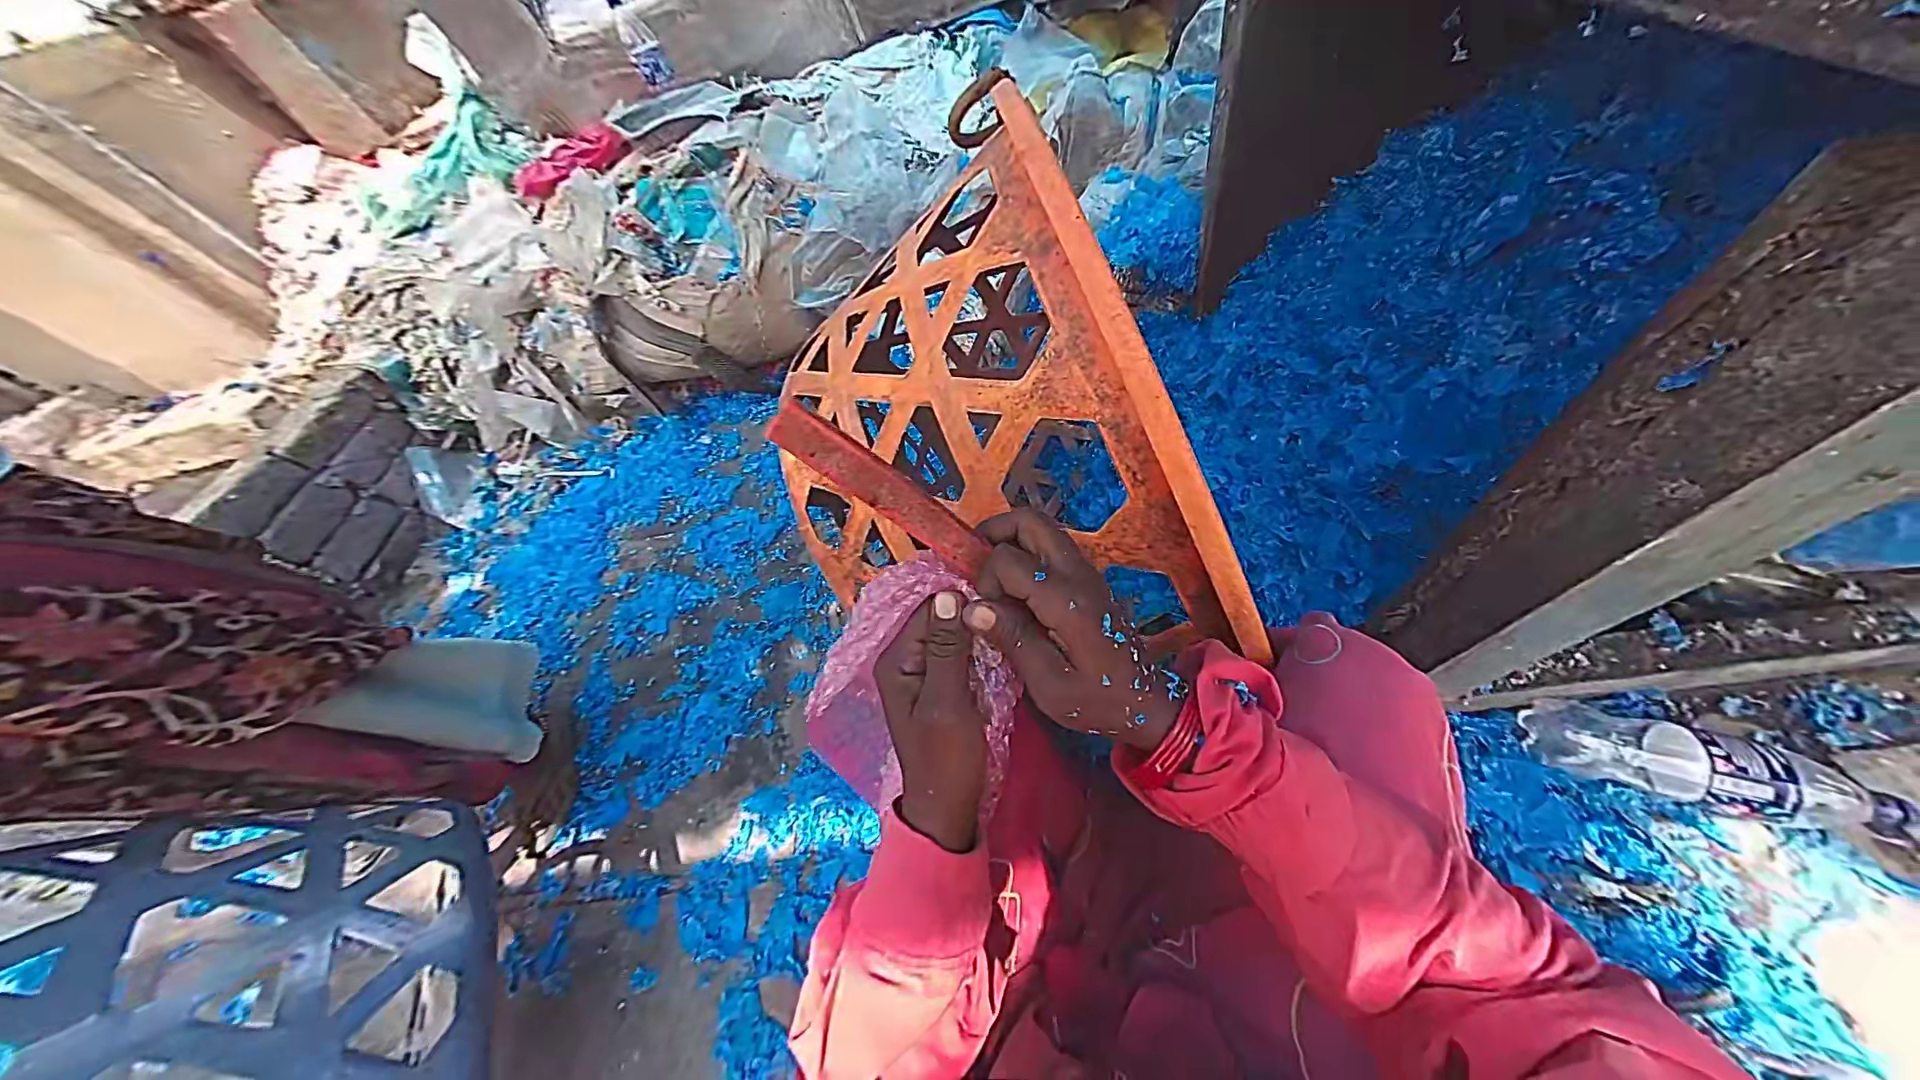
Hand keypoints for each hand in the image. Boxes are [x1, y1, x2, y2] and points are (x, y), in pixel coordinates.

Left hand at [875, 591, 985, 852]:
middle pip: (940, 619)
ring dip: (977, 635)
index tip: (997, 608)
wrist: (950, 806)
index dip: (961, 604)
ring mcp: (922, 671)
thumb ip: (947, 649)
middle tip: (1006, 621)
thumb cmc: (947, 759)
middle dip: (970, 618)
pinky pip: (960, 654)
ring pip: (953, 635)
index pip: (929, 609)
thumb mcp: (948, 702)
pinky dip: (978, 652)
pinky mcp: (941, 683)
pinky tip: (999, 653)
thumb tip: (949, 595)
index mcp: (896, 660)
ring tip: (1007, 634)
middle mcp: (904, 660)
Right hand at [962, 510, 1184, 751]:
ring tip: (991, 581)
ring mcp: (1085, 572)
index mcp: (1067, 600)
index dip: (985, 581)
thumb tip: (972, 608)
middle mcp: (1077, 574)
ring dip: (1008, 542)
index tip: (986, 613)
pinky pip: (1049, 548)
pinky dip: (1024, 554)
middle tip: (974, 568)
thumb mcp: (1049, 684)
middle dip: (992, 534)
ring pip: (1040, 528)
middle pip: (1028, 520)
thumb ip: (1013, 639)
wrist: (1145, 703)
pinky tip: (1014, 592)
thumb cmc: (1098, 701)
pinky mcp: (1086, 579)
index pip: (1007, 559)